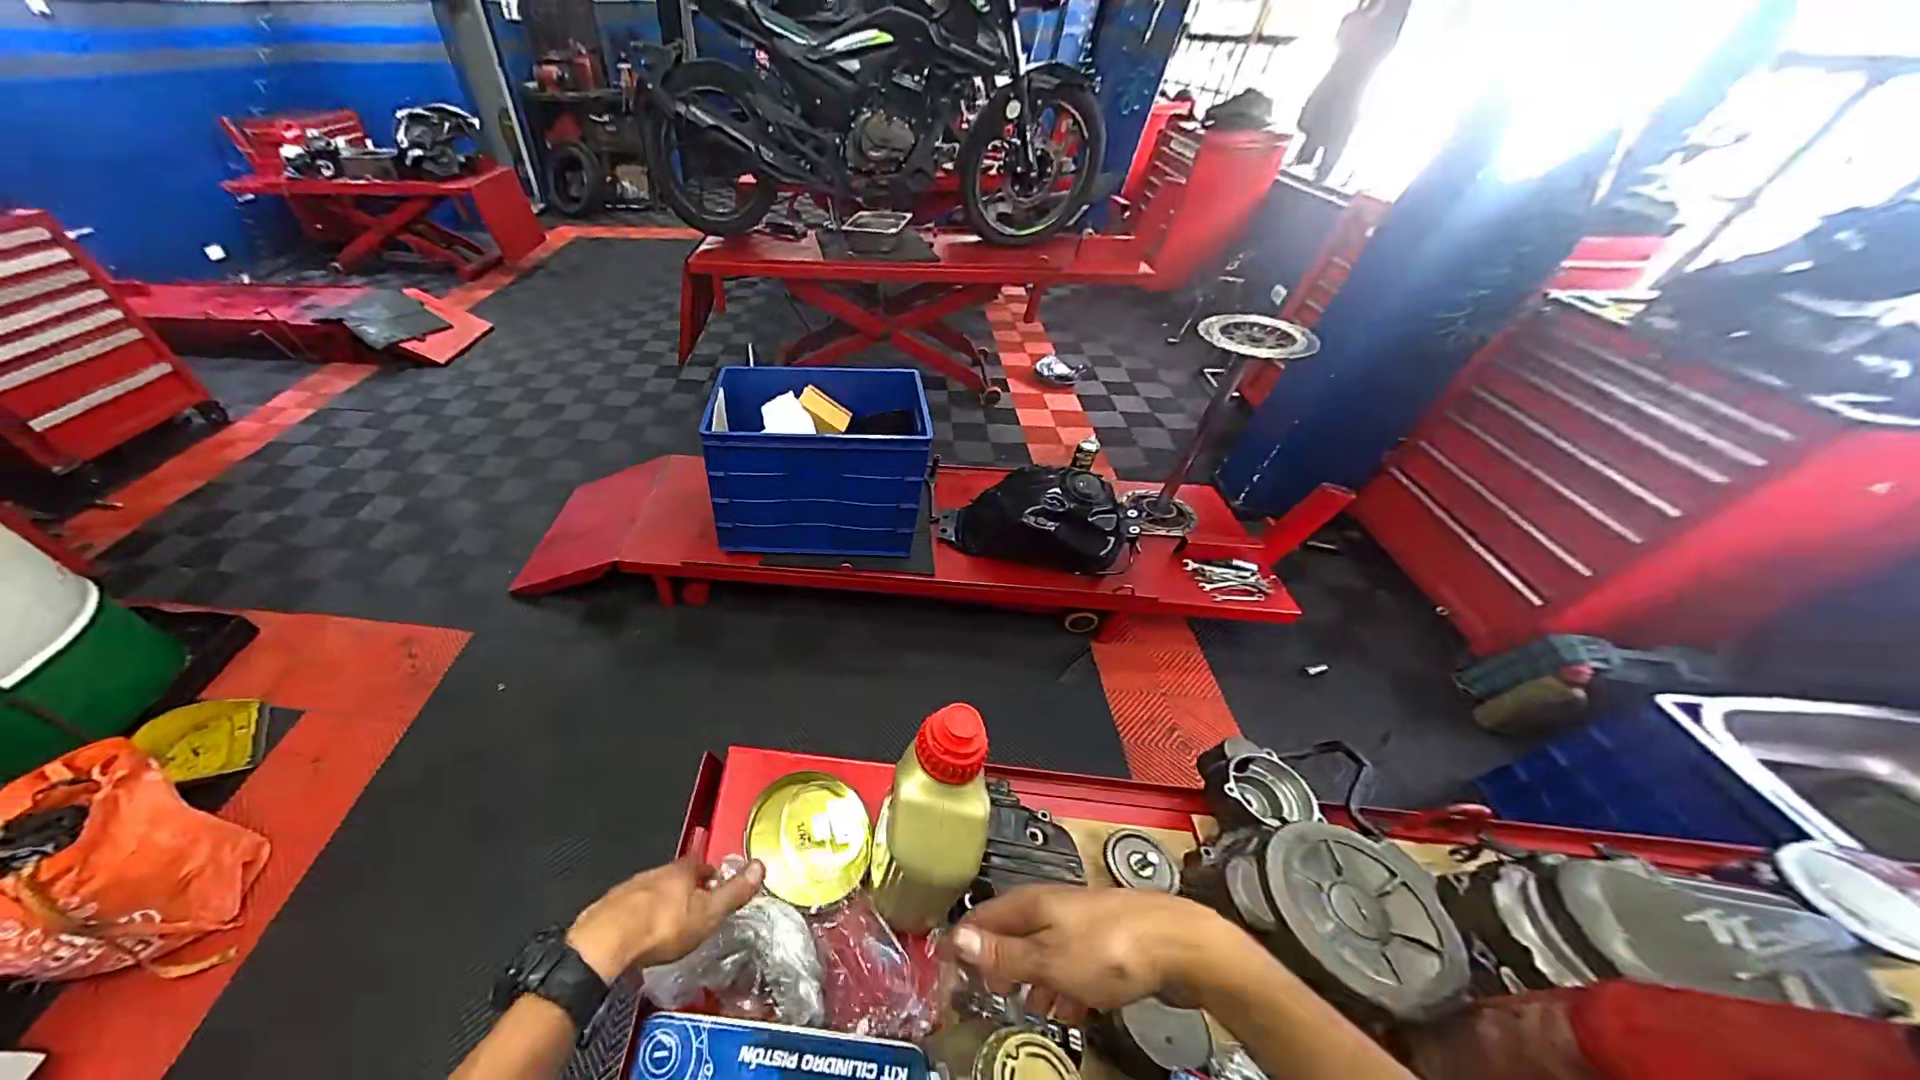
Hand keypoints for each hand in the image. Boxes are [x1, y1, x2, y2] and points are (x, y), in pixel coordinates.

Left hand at [566, 857, 764, 980]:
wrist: (604, 946)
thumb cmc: (660, 928)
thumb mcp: (709, 912)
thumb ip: (735, 891)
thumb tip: (760, 866)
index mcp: (682, 871)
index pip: (703, 866)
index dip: (712, 878)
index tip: (718, 888)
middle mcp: (655, 873)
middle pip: (675, 879)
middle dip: (685, 892)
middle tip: (694, 911)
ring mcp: (628, 891)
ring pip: (650, 894)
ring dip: (659, 906)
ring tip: (667, 928)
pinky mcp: (606, 911)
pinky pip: (628, 912)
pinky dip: (636, 922)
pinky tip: (638, 939)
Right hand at [951, 886, 1235, 1015]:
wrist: (1176, 944)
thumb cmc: (1108, 949)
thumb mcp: (1048, 959)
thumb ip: (1003, 954)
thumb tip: (958, 938)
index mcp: (1031, 903)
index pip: (983, 917)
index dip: (964, 943)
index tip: (948, 971)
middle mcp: (1052, 906)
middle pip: (1012, 933)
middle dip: (997, 964)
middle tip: (986, 995)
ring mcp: (1079, 923)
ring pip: (1042, 951)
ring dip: (1031, 980)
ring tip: (1027, 1009)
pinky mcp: (1103, 942)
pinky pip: (1070, 964)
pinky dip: (1062, 986)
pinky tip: (1068, 1010)